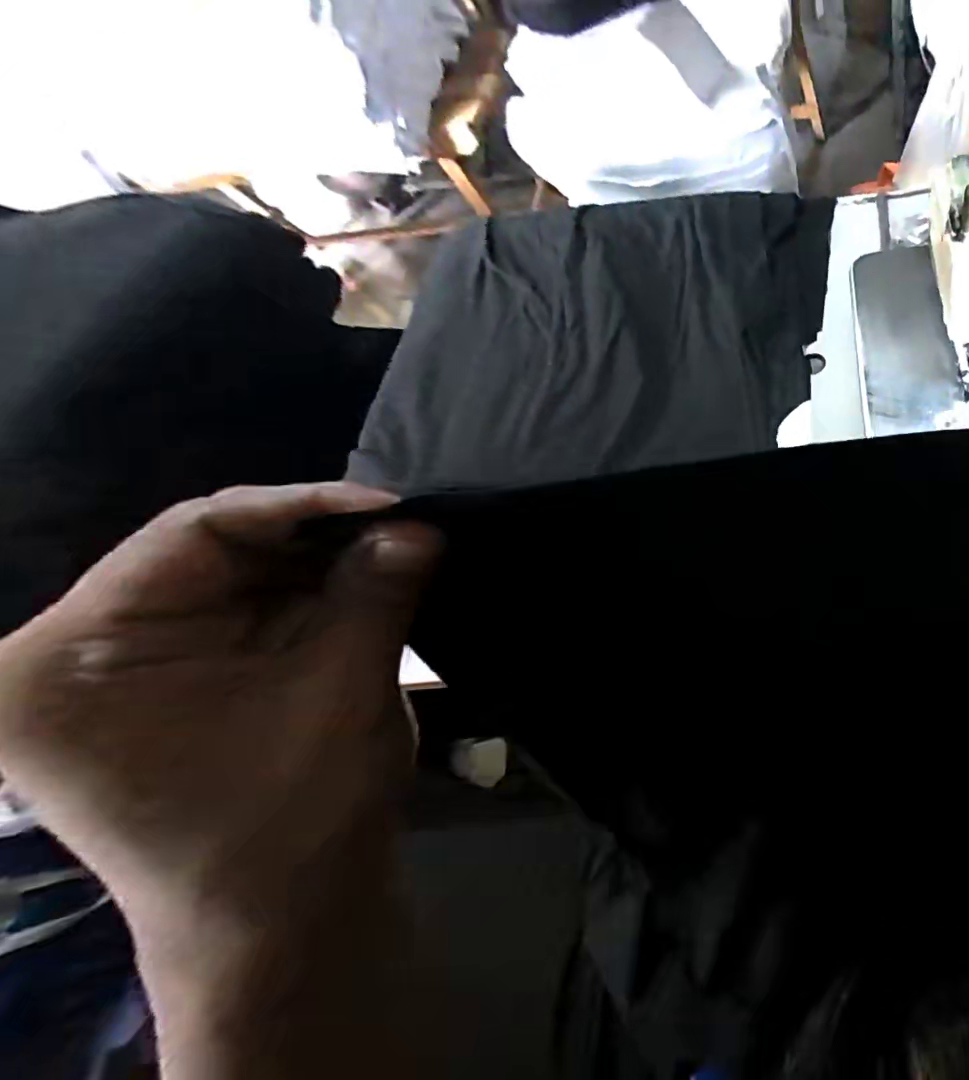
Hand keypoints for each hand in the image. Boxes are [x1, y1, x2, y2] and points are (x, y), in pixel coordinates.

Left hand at [0, 483, 438, 936]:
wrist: (288, 910)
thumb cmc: (295, 811)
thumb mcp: (341, 690)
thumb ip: (376, 596)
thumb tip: (421, 525)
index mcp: (68, 657)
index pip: (189, 535)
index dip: (304, 506)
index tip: (396, 503)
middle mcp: (79, 652)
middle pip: (214, 555)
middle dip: (322, 540)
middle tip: (412, 528)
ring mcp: (133, 669)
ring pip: (245, 581)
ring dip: (330, 568)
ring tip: (408, 552)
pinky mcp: (185, 682)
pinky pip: (258, 614)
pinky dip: (324, 599)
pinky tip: (379, 587)